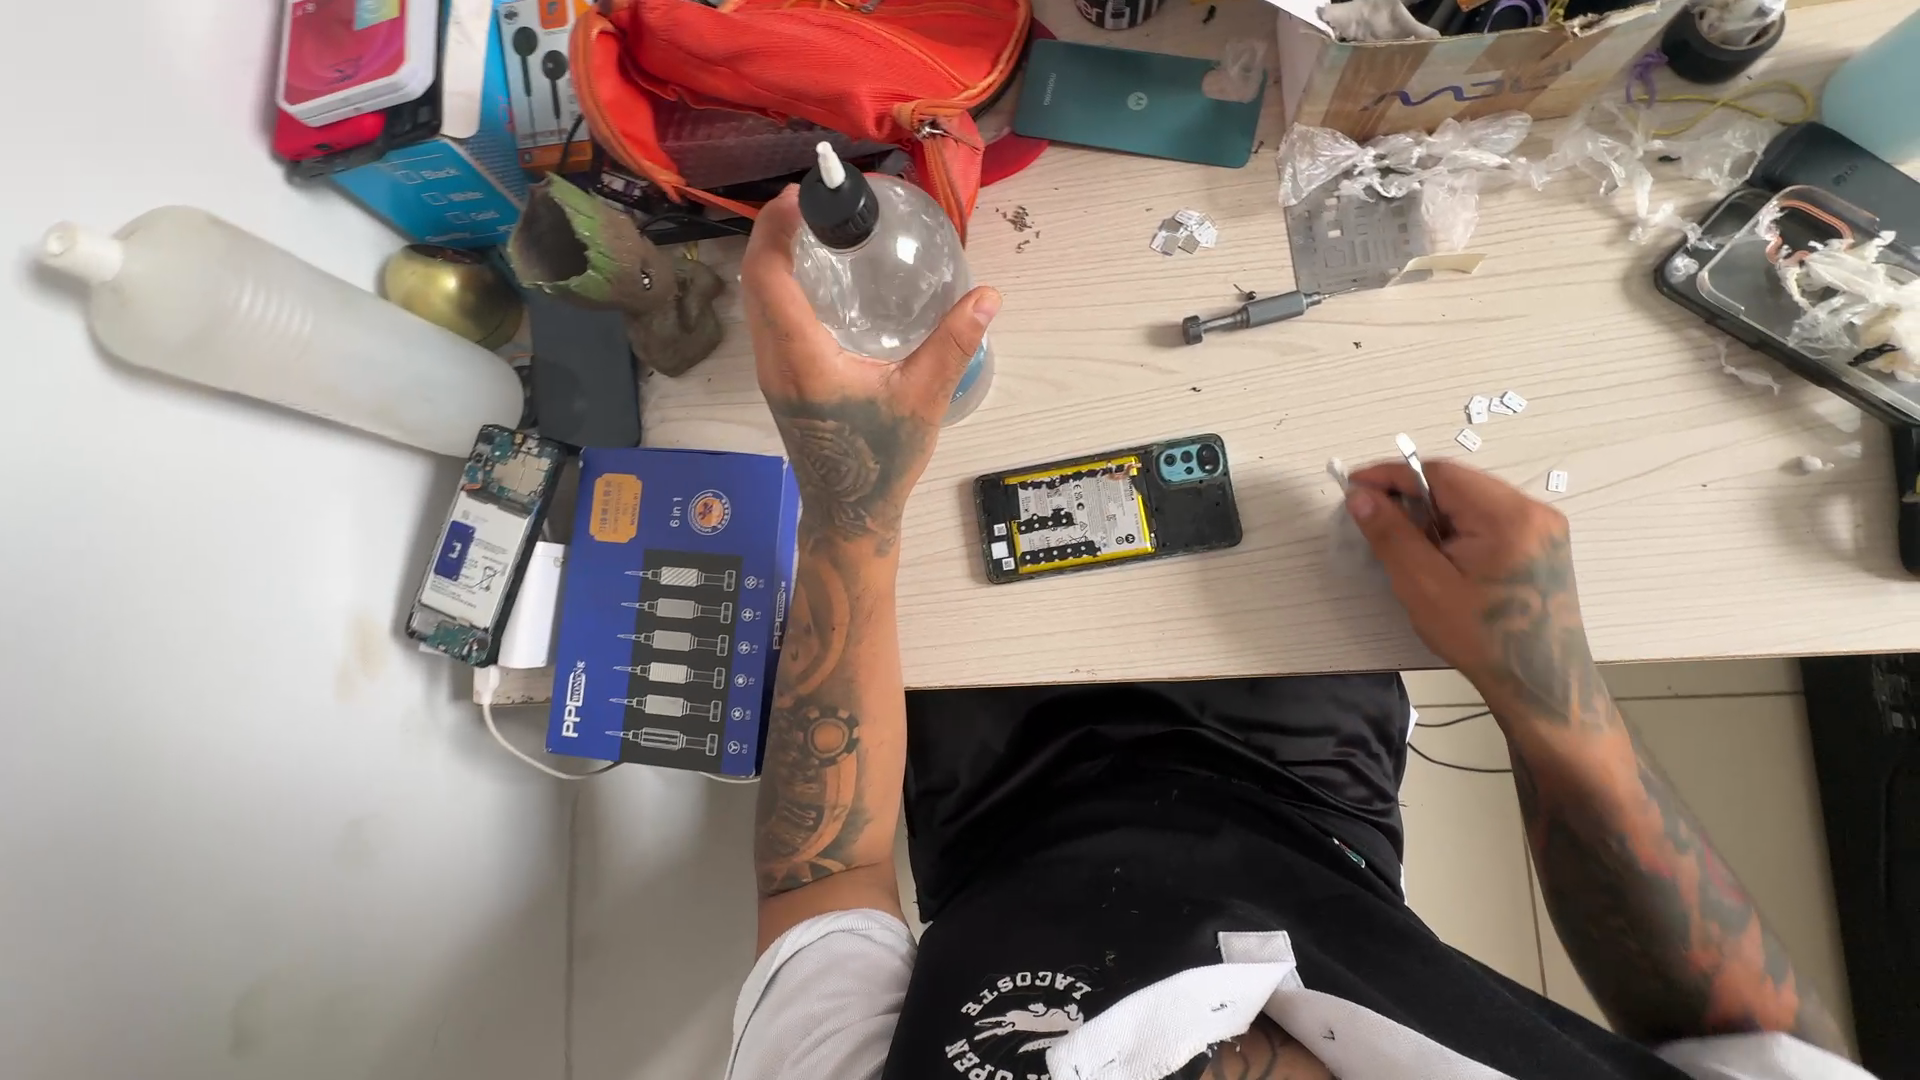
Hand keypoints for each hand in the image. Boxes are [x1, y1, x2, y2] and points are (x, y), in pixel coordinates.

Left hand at [739, 186, 1000, 544]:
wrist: (849, 512)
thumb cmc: (882, 461)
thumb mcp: (923, 400)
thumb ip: (952, 345)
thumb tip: (988, 297)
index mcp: (802, 357)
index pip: (769, 274)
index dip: (777, 227)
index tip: (805, 196)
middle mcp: (775, 359)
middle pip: (754, 279)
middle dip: (774, 232)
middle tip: (816, 207)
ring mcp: (771, 373)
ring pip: (755, 300)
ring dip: (773, 260)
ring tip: (813, 236)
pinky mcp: (778, 382)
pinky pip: (766, 320)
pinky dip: (779, 288)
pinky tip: (817, 287)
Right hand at [1344, 460, 1602, 725]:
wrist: (1539, 680)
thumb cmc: (1479, 635)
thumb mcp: (1422, 584)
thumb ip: (1391, 534)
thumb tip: (1360, 496)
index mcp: (1508, 516)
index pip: (1440, 473)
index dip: (1391, 475)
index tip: (1353, 486)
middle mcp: (1532, 511)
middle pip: (1457, 483)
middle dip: (1409, 493)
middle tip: (1371, 515)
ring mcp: (1541, 526)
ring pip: (1469, 500)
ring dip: (1429, 510)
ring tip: (1400, 538)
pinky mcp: (1540, 543)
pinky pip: (1485, 517)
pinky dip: (1452, 524)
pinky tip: (1435, 550)